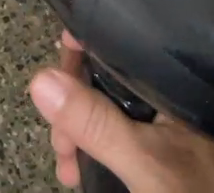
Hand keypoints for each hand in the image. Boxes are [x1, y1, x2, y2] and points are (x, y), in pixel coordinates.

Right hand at [32, 34, 213, 192]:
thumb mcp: (144, 162)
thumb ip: (95, 122)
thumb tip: (39, 79)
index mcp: (171, 79)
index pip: (116, 41)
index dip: (79, 51)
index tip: (51, 74)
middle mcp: (171, 92)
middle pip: (105, 77)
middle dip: (71, 106)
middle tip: (60, 148)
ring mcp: (171, 122)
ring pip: (110, 108)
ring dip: (78, 133)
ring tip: (68, 169)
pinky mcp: (173, 149)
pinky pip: (123, 134)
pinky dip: (99, 149)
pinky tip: (83, 171)